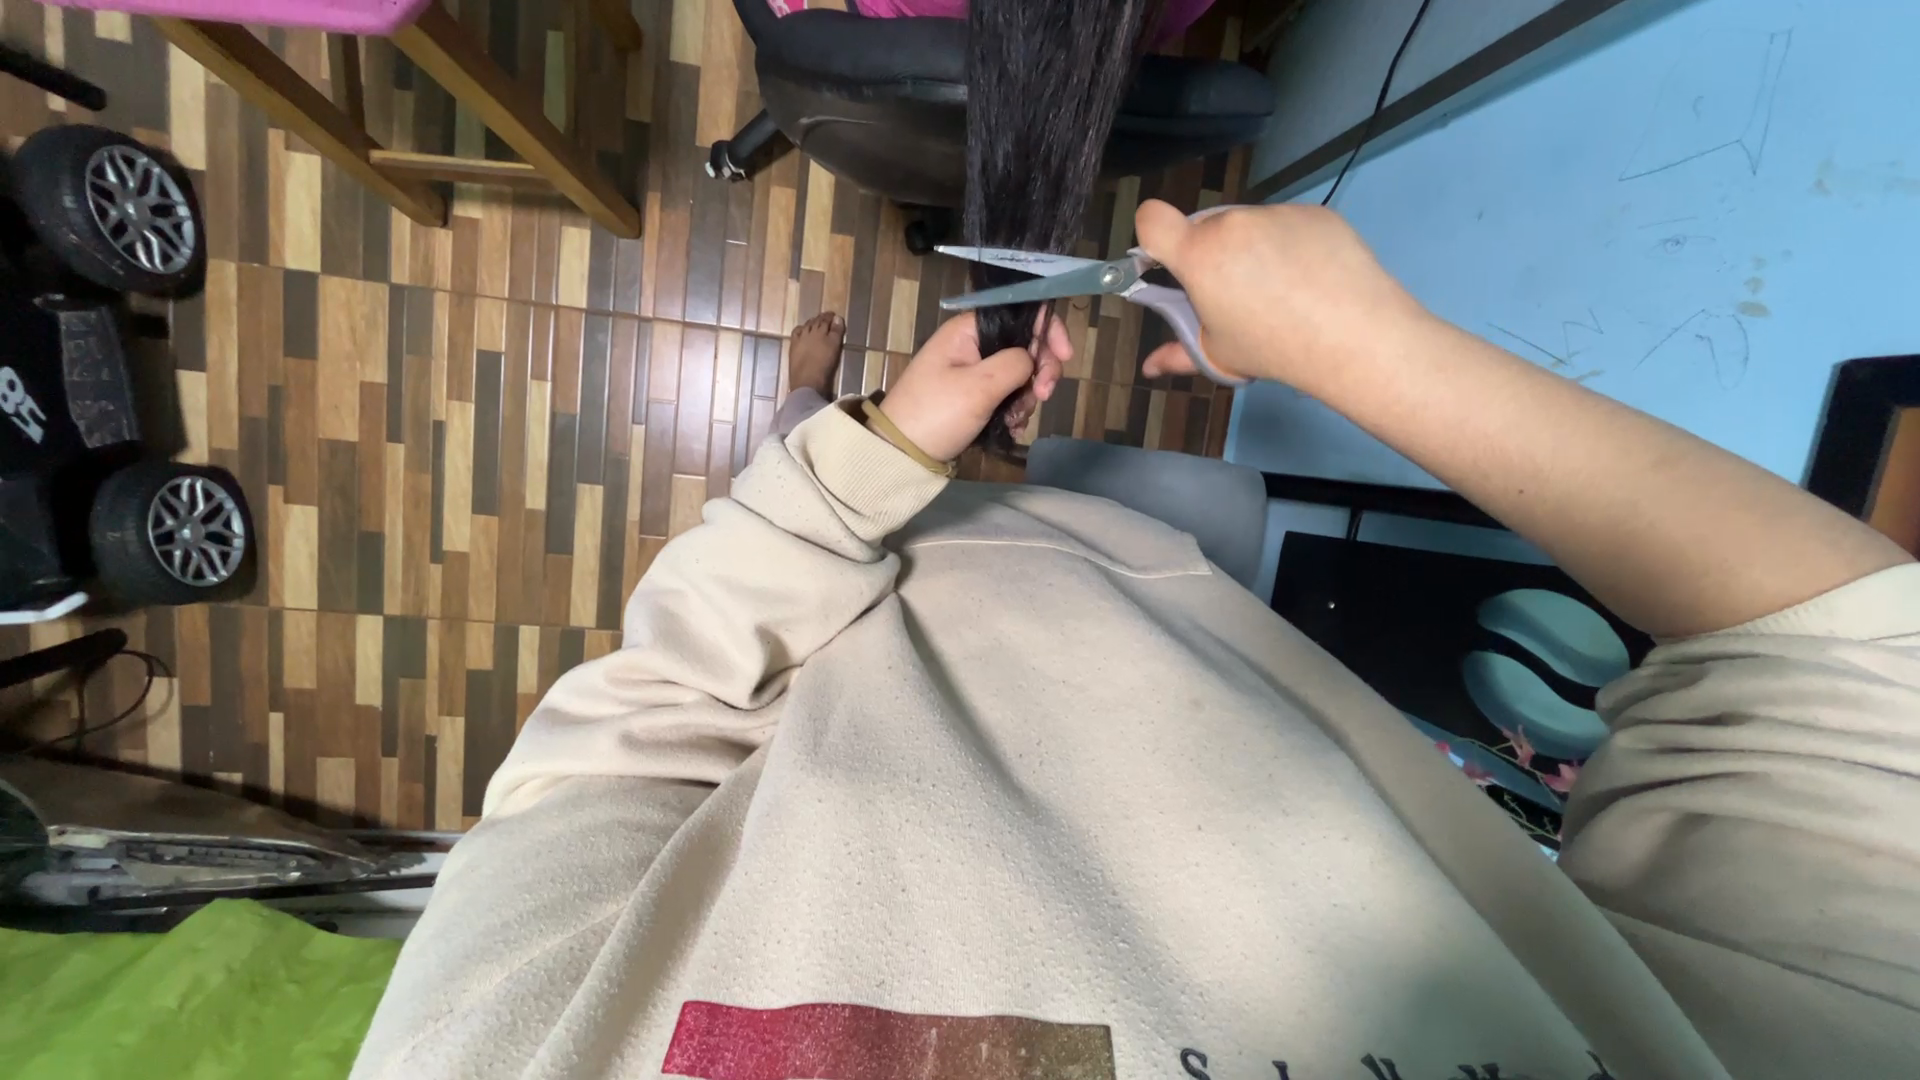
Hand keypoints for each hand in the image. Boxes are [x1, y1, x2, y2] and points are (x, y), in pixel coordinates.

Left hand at [878, 312, 1070, 462]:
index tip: (1065, 357)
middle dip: (1040, 372)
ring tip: (1014, 420)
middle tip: (1041, 398)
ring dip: (1026, 398)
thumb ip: (1014, 364)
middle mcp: (973, 345)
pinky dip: (1014, 411)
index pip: (1021, 313)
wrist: (901, 453)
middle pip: (1026, 346)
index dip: (1048, 329)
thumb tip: (1032, 359)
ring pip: (1020, 376)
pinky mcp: (975, 398)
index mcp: (969, 330)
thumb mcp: (978, 387)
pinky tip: (1010, 428)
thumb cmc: (936, 414)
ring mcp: (974, 373)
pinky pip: (1008, 396)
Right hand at [1132, 199, 1432, 389]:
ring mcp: (1276, 212)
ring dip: (1248, 250)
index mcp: (1199, 255)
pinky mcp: (1313, 212)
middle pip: (1203, 227)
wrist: (1353, 334)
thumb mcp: (1217, 354)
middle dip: (1206, 254)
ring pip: (1246, 226)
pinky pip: (1284, 225)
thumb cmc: (1272, 347)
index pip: (1151, 219)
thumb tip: (1148, 367)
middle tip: (1229, 294)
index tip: (1164, 264)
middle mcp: (1234, 223)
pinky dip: (1286, 246)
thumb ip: (1176, 355)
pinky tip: (1306, 279)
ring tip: (1276, 291)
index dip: (1151, 237)